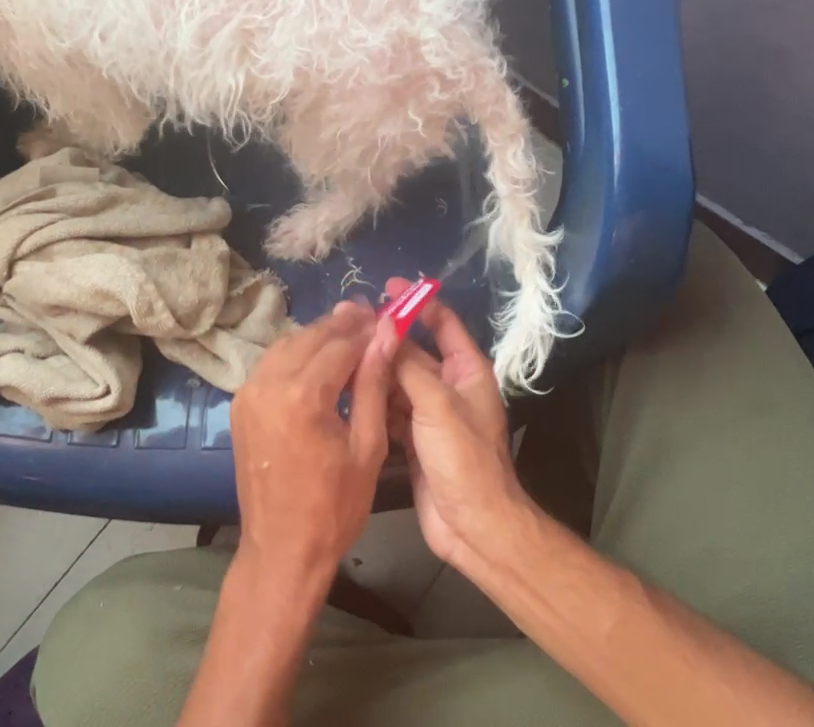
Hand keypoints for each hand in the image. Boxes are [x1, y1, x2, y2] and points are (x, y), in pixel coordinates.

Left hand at [231, 301, 391, 578]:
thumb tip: (388, 335)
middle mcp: (269, 384)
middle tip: (372, 317)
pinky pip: (271, 364)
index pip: (341, 344)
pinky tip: (319, 360)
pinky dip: (296, 354)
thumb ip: (374, 385)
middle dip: (342, 325)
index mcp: (303, 396)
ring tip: (351, 335)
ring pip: (287, 344)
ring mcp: (248, 393)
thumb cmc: (335, 507)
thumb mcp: (368, 446)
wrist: (282, 549)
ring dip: (318, 336)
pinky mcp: (240, 405)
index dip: (368, 330)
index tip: (390, 318)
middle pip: (310, 336)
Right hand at [364, 281, 528, 569]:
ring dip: (374, 370)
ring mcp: (431, 415)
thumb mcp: (437, 405)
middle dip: (387, 339)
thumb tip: (385, 333)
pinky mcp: (413, 440)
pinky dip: (371, 401)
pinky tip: (345, 391)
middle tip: (349, 323)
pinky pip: (389, 410)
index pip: (443, 324)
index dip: (419, 304)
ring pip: (398, 382)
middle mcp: (449, 388)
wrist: (473, 525)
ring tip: (340, 353)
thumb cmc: (464, 459)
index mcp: (468, 371)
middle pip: (414, 352)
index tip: (389, 288)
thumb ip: (410, 367)